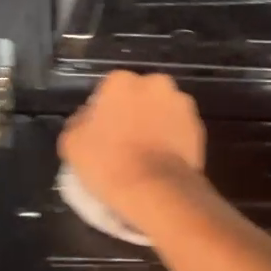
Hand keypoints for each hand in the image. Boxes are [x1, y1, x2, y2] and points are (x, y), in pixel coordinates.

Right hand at [58, 71, 206, 227]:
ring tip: (145, 151)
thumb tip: (87, 117)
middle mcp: (155, 83)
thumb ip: (79, 121)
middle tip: (124, 139)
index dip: (104, 111)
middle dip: (133, 110)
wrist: (155, 190)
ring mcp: (181, 102)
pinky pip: (179, 127)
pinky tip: (162, 158)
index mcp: (121, 81)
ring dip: (155, 122)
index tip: (102, 131)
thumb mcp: (72, 143)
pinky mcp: (198, 124)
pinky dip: (172, 137)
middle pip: (139, 95)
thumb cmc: (108, 162)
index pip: (108, 90)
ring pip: (162, 109)